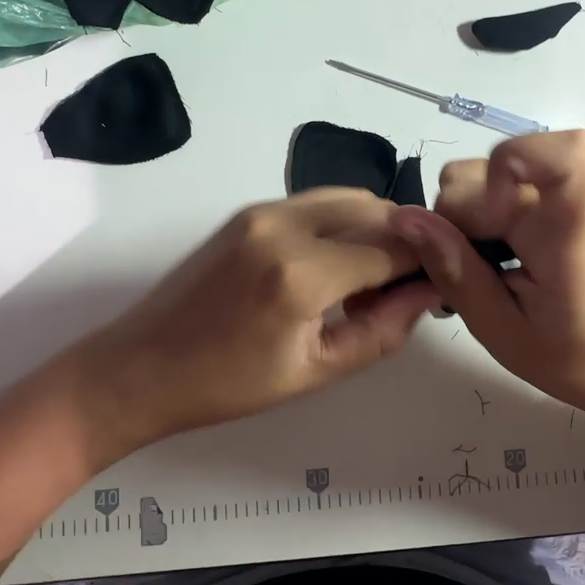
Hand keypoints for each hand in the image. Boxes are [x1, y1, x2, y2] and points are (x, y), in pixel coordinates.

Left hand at [77, 188, 438, 450]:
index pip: (395, 246)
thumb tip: (430, 292)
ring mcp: (262, 210)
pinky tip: (335, 268)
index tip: (446, 283)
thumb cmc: (226, 385)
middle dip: (406, 241)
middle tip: (408, 287)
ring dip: (375, 229)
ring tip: (371, 281)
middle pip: (376, 209)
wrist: (138, 367)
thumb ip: (383, 330)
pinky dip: (342, 225)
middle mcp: (284, 225)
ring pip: (347, 199)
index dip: (430, 261)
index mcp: (301, 274)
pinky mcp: (248, 210)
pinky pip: (316, 204)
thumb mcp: (316, 372)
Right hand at [388, 131, 584, 427]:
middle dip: (459, 211)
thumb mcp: (498, 326)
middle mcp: (574, 200)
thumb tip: (405, 218)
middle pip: (492, 167)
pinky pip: (498, 184)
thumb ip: (454, 269)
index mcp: (574, 231)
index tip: (490, 218)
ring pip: (486, 172)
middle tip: (464, 264)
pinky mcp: (551, 200)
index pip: (564, 154)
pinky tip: (488, 251)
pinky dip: (478, 213)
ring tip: (477, 260)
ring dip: (464, 212)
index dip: (511, 165)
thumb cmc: (565, 354)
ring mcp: (564, 195)